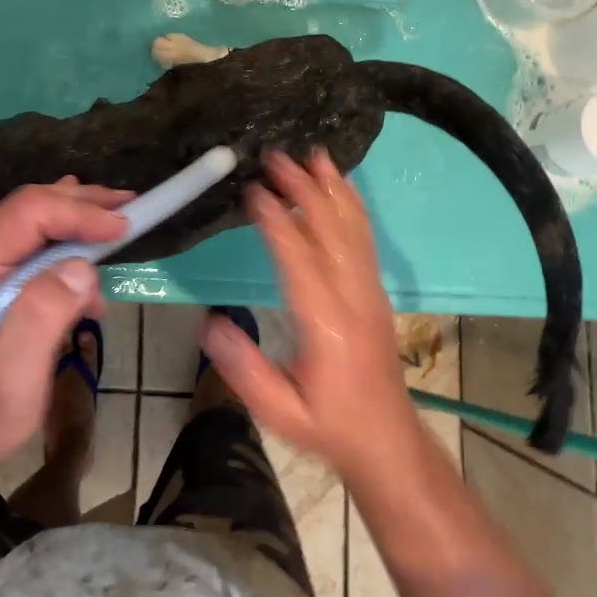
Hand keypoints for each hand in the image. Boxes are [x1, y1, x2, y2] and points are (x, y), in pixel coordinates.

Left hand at [0, 178, 130, 474]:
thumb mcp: (10, 376)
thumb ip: (41, 316)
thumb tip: (83, 267)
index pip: (30, 211)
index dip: (80, 212)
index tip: (124, 227)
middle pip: (34, 207)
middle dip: (86, 204)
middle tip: (134, 207)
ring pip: (36, 224)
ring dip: (80, 222)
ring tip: (118, 229)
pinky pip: (34, 249)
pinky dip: (68, 249)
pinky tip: (89, 271)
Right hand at [199, 150, 419, 475]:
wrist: (386, 441)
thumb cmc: (327, 424)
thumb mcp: (278, 411)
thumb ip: (244, 368)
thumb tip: (210, 322)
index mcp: (326, 324)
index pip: (300, 260)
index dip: (277, 221)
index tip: (254, 190)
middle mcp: (353, 299)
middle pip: (331, 231)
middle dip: (305, 189)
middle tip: (278, 156)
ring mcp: (370, 293)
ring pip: (354, 229)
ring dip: (333, 189)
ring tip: (315, 155)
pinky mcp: (376, 293)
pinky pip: (367, 240)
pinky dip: (354, 207)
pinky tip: (343, 187)